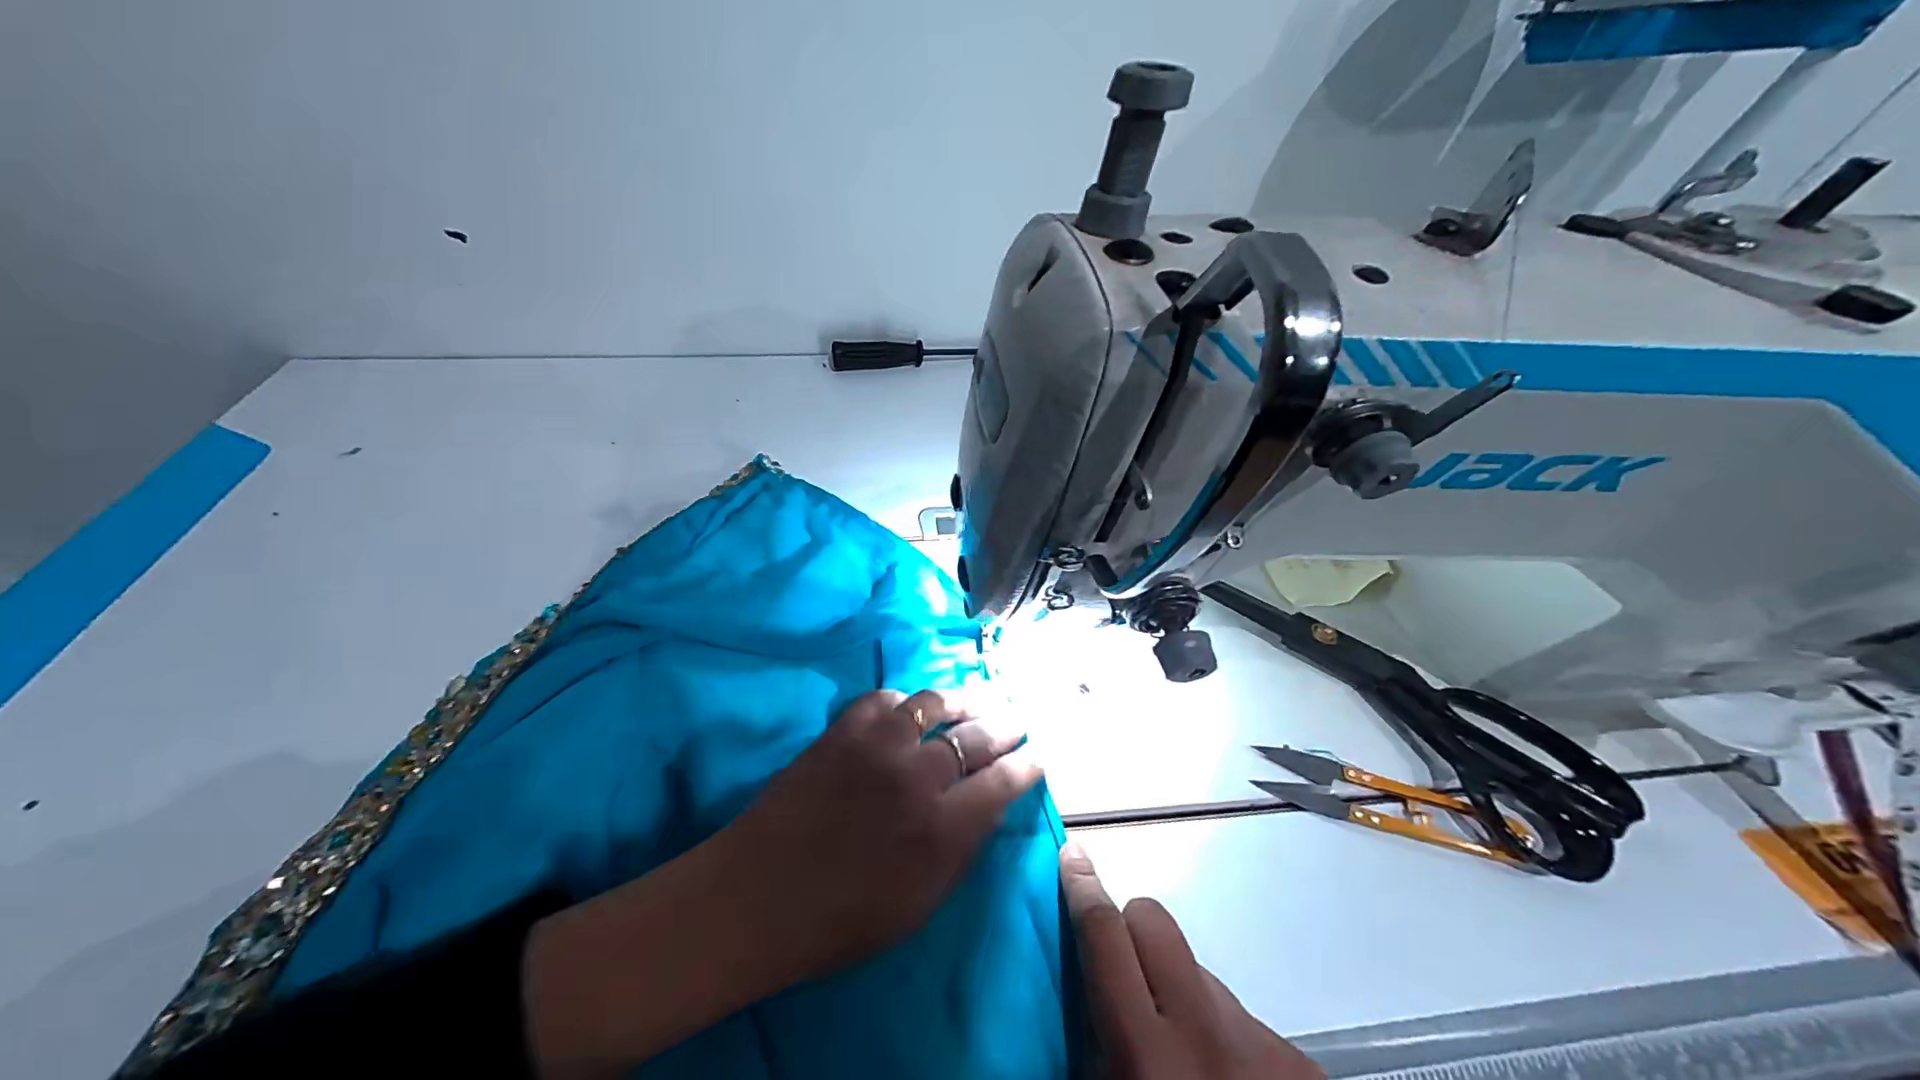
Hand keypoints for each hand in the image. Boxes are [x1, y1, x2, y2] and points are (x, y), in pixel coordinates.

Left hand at [716, 688, 1043, 981]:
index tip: (1037, 756)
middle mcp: (918, 777)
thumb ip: (959, 852)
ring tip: (976, 698)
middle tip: (1016, 722)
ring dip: (963, 700)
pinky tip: (912, 705)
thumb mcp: (920, 905)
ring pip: (934, 704)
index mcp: (943, 829)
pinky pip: (884, 699)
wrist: (756, 897)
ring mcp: (878, 746)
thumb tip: (985, 810)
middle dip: (1004, 727)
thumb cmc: (840, 922)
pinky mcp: (842, 731)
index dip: (1026, 765)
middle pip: (976, 737)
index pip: (1003, 782)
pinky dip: (905, 700)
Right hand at [1060, 843, 1323, 1079]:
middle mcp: (1205, 1030)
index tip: (1071, 856)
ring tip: (1178, 1055)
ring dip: (1177, 991)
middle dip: (1128, 929)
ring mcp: (1260, 1041)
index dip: (1083, 889)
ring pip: (1199, 971)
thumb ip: (1087, 1049)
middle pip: (1155, 922)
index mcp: (1145, 1053)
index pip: (1106, 936)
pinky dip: (1220, 1033)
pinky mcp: (1301, 1061)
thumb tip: (1075, 993)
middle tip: (1118, 973)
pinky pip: (1240, 1017)